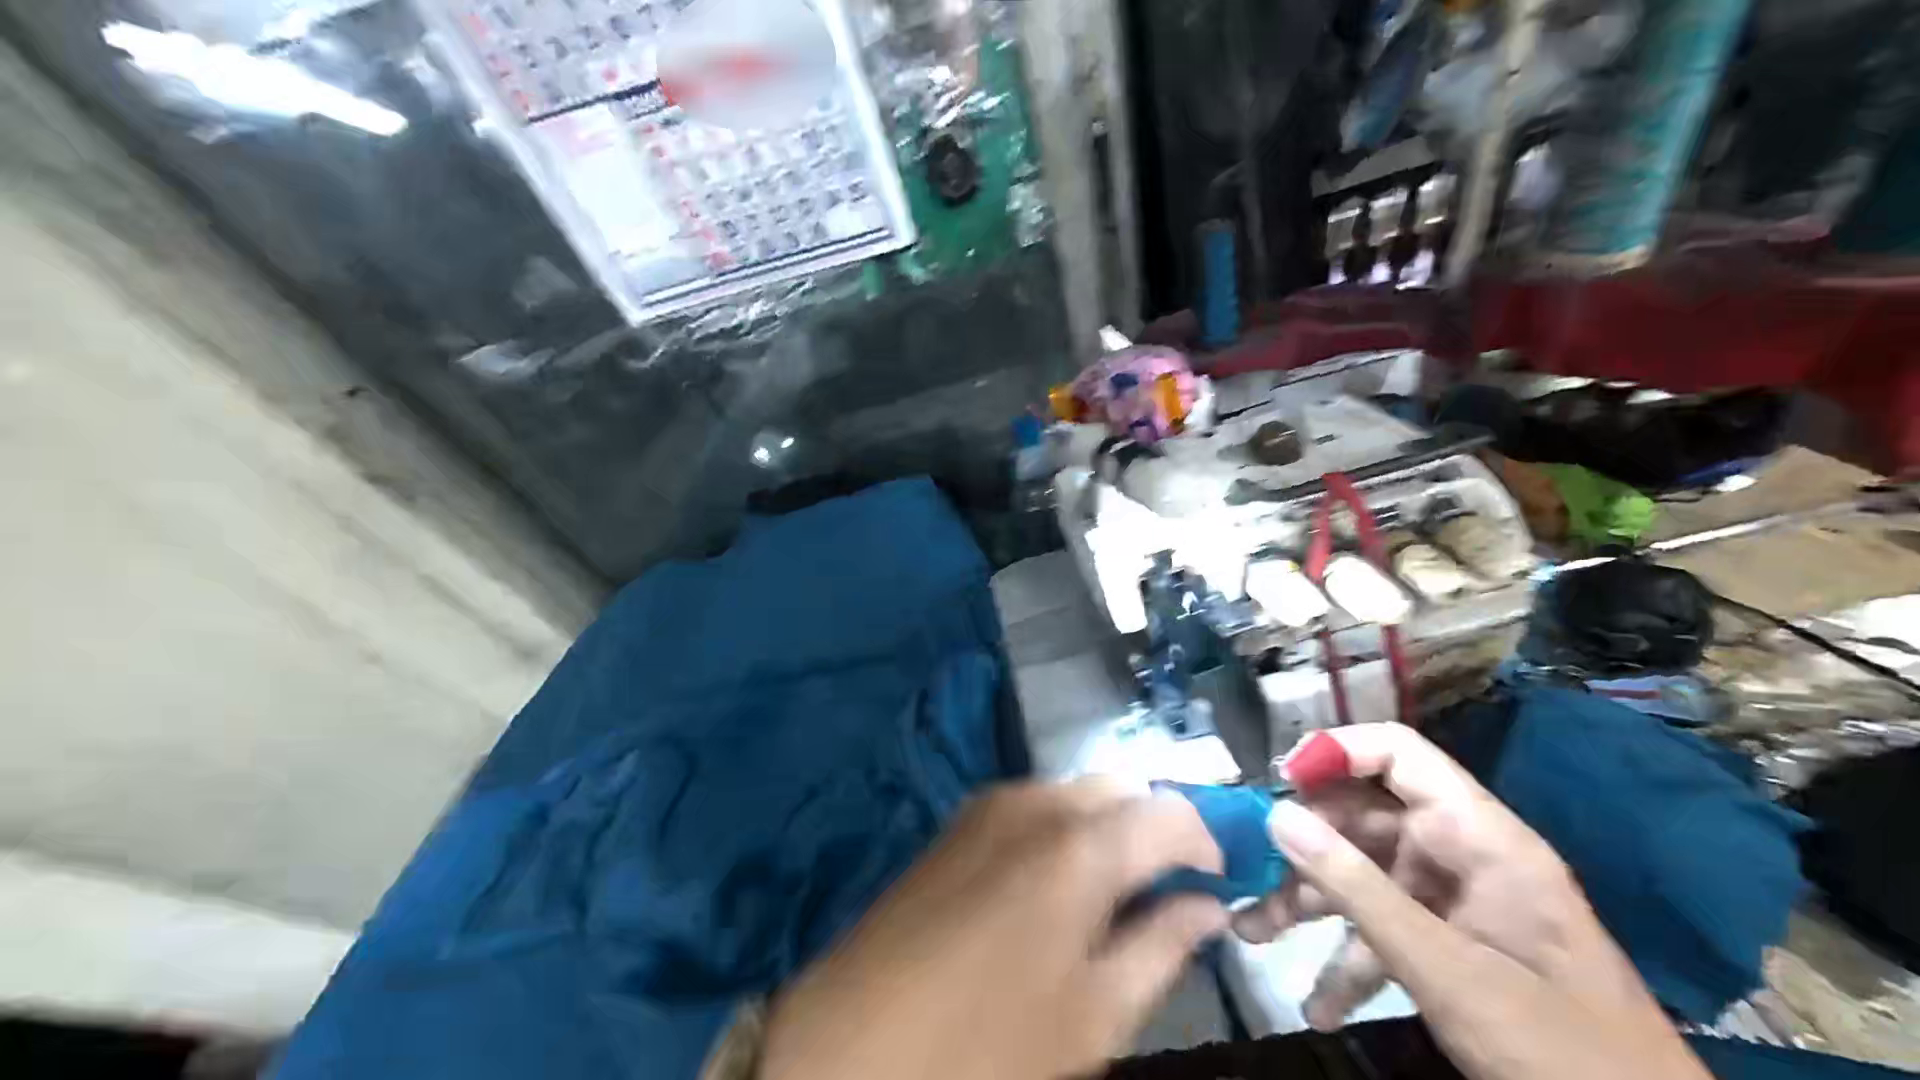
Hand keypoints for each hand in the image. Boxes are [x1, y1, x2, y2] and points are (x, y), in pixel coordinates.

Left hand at [763, 779, 1228, 1079]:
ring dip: (1112, 826)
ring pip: (1078, 792)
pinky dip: (1068, 828)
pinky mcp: (961, 820)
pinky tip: (1062, 881)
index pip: (1171, 811)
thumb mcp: (1094, 1015)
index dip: (1209, 840)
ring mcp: (990, 804)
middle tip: (1174, 886)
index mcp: (1078, 844)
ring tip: (1120, 890)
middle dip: (1158, 825)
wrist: (852, 1042)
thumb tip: (1206, 905)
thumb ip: (1161, 945)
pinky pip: (1036, 805)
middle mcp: (1035, 802)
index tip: (1222, 883)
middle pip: (1123, 789)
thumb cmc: (987, 1042)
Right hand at [1236, 723, 1710, 1079]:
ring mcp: (1453, 898)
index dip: (1336, 752)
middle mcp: (1461, 853)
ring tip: (1253, 932)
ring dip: (1308, 901)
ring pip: (1361, 871)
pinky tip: (1317, 1003)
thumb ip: (1356, 888)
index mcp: (1480, 838)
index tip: (1278, 782)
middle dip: (1303, 843)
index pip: (1399, 753)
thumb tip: (1277, 815)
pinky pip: (1381, 926)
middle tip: (1249, 869)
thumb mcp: (1445, 968)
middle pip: (1363, 814)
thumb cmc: (1558, 1048)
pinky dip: (1344, 957)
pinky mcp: (1448, 941)